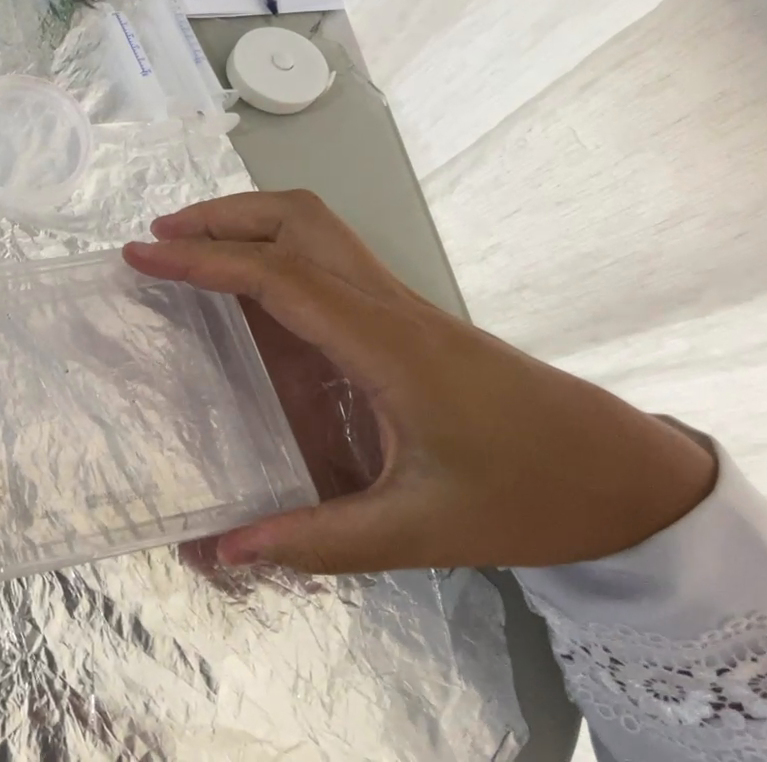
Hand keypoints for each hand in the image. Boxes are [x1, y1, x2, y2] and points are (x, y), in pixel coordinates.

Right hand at [125, 191, 716, 573]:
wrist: (626, 477)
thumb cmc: (529, 498)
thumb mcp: (420, 533)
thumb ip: (315, 541)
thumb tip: (216, 551)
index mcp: (386, 346)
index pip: (278, 277)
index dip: (202, 260)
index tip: (140, 254)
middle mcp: (387, 305)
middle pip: (298, 220)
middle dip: (220, 216)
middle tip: (158, 236)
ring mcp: (398, 303)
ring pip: (316, 226)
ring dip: (246, 221)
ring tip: (188, 244)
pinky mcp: (401, 315)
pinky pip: (326, 257)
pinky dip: (271, 247)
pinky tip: (244, 288)